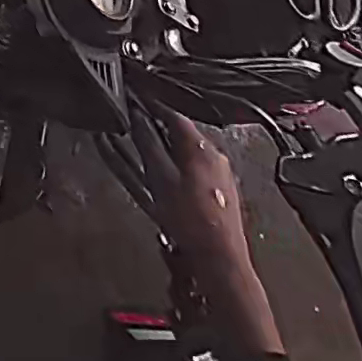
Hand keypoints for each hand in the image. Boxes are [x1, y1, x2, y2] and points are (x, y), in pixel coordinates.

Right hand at [131, 103, 250, 267]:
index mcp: (200, 147)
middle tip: (140, 126)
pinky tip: (171, 179)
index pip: (173, 114)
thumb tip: (137, 120)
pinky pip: (199, 165)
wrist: (221, 259)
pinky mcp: (224, 188)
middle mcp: (215, 155)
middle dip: (160, 127)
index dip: (153, 106)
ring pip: (191, 149)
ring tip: (152, 154)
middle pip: (183, 131)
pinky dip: (182, 163)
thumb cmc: (191, 221)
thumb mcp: (160, 178)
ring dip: (171, 146)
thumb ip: (147, 144)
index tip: (138, 101)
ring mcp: (222, 172)